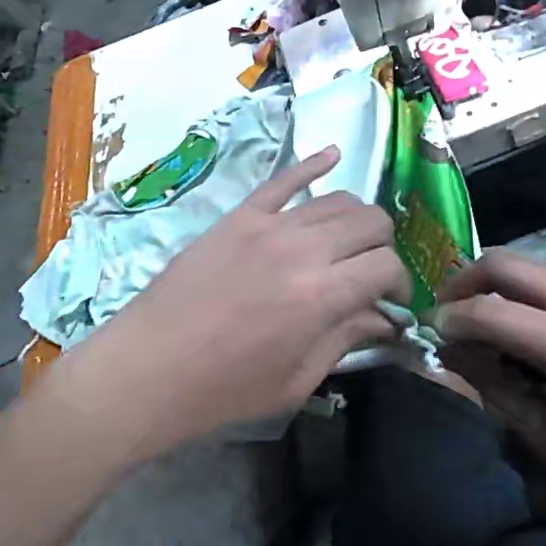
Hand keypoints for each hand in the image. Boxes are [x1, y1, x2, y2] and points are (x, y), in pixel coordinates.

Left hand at [59, 148, 403, 454]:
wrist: (143, 372)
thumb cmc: (223, 390)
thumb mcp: (296, 380)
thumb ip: (347, 339)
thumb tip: (385, 318)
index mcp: (322, 296)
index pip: (387, 266)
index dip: (401, 284)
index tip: (394, 302)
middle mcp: (303, 248)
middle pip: (371, 222)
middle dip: (385, 246)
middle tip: (373, 273)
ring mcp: (268, 224)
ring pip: (338, 199)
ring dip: (357, 219)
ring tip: (351, 243)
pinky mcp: (239, 215)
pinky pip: (285, 179)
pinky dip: (313, 164)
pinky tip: (333, 155)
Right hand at [435, 252, 545, 524]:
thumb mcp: (545, 432)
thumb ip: (490, 382)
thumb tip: (447, 348)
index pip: (489, 311)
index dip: (450, 318)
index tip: (429, 329)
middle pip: (507, 263)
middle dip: (465, 280)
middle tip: (446, 308)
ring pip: (533, 270)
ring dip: (501, 289)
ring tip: (487, 326)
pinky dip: (534, 298)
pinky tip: (533, 331)